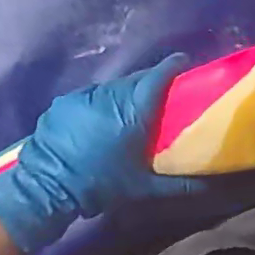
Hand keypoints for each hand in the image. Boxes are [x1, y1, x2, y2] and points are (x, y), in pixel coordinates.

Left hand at [0, 54, 198, 250]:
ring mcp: (85, 95)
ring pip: (114, 87)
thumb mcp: (143, 188)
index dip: (175, 66)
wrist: (45, 190)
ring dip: (124, 96)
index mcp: (134, 109)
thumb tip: (209, 187)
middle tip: (160, 100)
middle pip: (138, 79)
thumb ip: (179, 185)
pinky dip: (100, 104)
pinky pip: (91, 96)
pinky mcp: (65, 101)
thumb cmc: (100, 186)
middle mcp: (111, 94)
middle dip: (151, 85)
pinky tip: (98, 123)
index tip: (185, 65)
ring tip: (128, 114)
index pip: (160, 74)